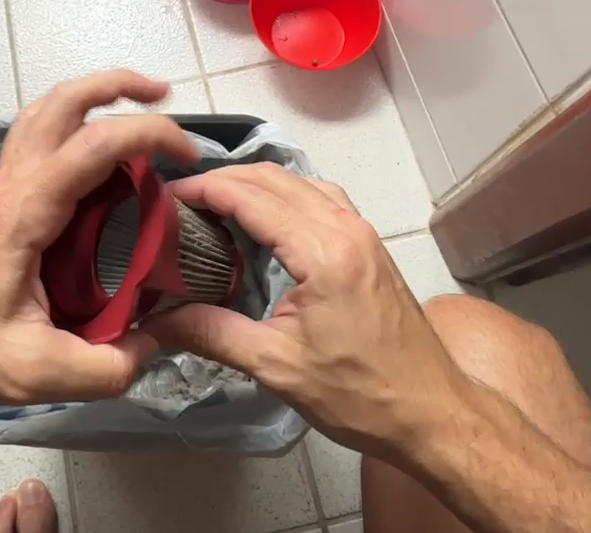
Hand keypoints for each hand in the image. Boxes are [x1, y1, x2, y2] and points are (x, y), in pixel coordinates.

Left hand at [0, 70, 199, 409]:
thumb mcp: (31, 373)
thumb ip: (103, 368)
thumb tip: (154, 344)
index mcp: (25, 211)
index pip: (94, 145)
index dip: (149, 135)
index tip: (188, 156)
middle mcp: (11, 183)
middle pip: (61, 102)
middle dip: (116, 83)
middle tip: (162, 92)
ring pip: (42, 113)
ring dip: (89, 97)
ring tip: (131, 109)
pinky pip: (31, 144)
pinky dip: (67, 130)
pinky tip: (87, 168)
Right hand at [140, 164, 465, 464]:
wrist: (434, 412)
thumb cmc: (360, 394)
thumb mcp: (278, 367)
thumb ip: (213, 333)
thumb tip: (156, 322)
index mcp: (322, 252)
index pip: (251, 197)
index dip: (206, 188)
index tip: (169, 194)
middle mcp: (344, 226)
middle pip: (273, 178)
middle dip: (223, 179)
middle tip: (182, 198)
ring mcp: (361, 229)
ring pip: (297, 180)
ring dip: (253, 182)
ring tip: (214, 201)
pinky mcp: (367, 240)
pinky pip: (318, 195)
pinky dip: (283, 192)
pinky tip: (264, 213)